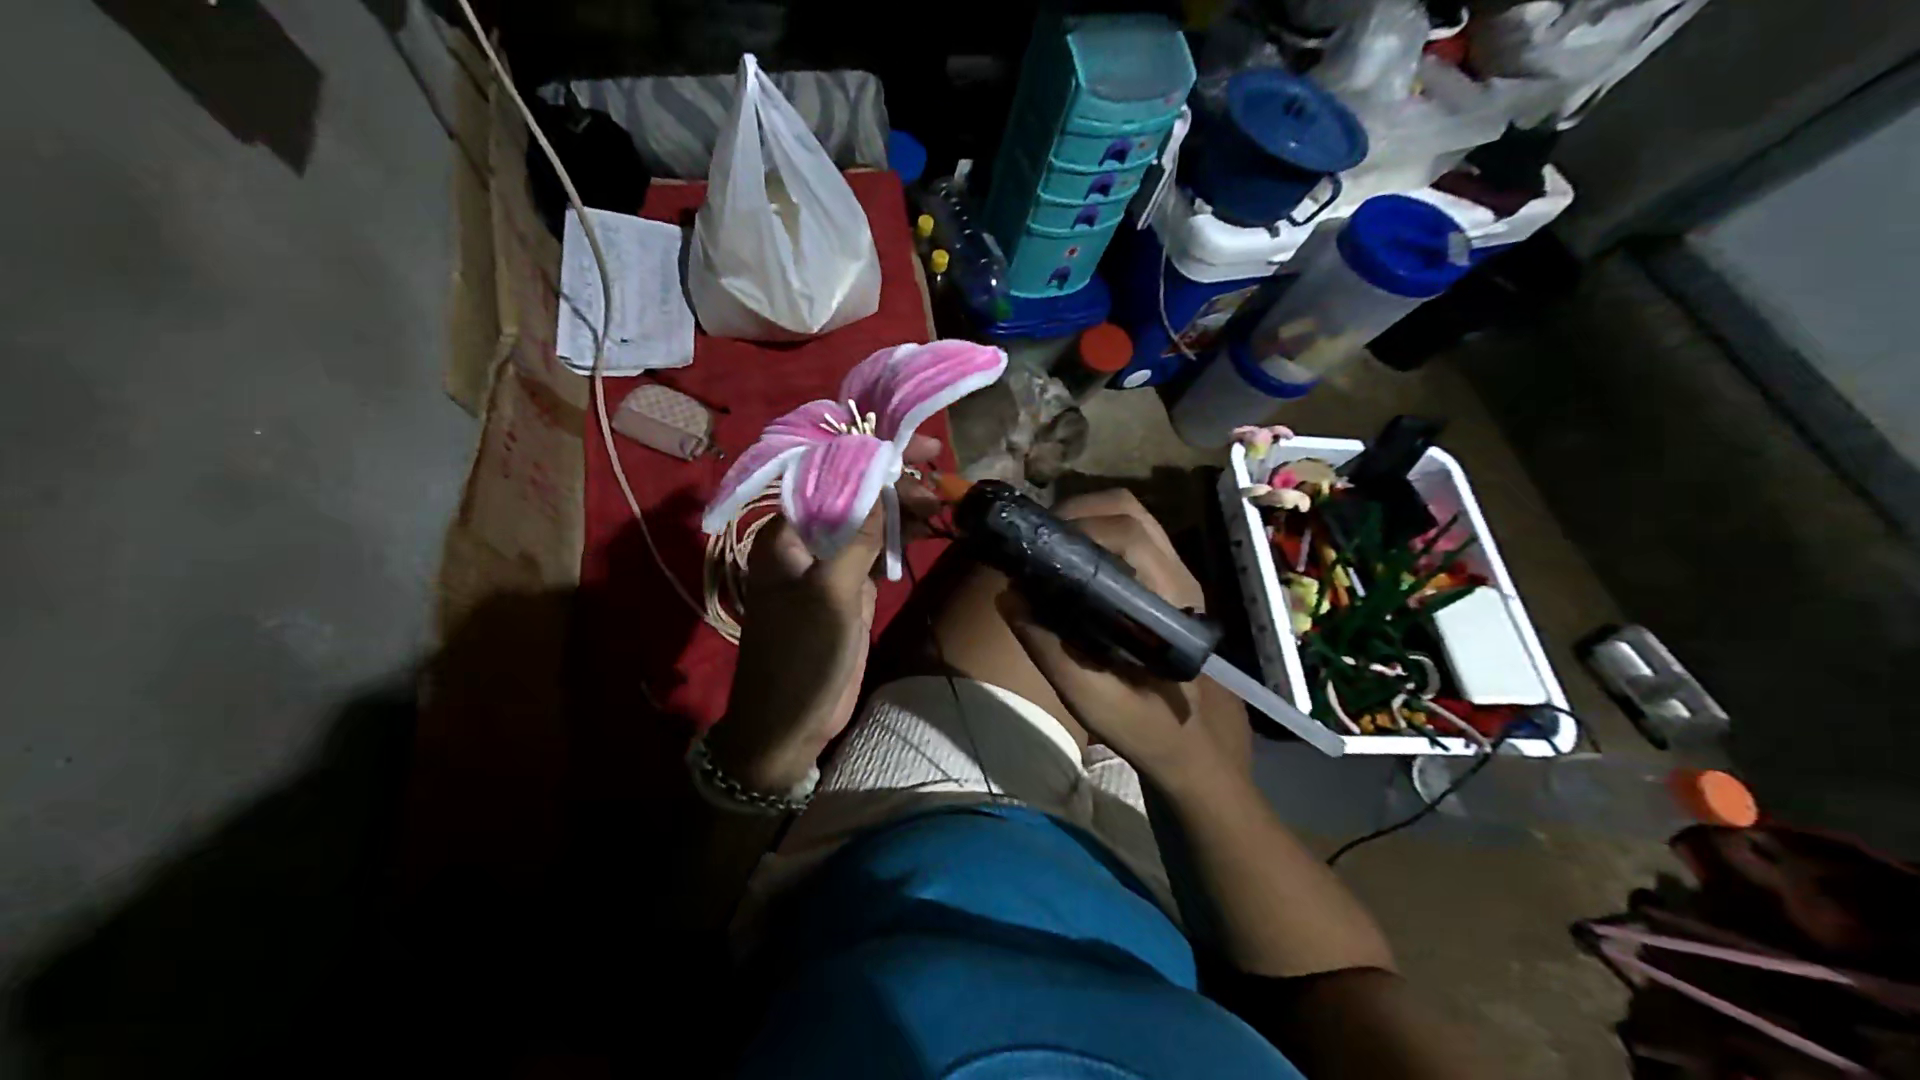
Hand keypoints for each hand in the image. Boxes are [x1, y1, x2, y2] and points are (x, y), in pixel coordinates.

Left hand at [704, 436, 940, 791]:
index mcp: (786, 532)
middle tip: (941, 480)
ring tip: (943, 502)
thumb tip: (883, 486)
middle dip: (895, 483)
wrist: (790, 724)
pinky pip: (877, 551)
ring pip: (869, 522)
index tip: (916, 447)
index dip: (872, 454)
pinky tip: (928, 528)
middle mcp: (806, 540)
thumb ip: (858, 540)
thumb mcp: (830, 596)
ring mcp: (829, 564)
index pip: (830, 475)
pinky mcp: (848, 588)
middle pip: (854, 495)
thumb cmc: (800, 658)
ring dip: (903, 510)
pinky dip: (902, 539)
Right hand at [1003, 489, 1250, 792]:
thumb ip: (1050, 650)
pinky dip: (1092, 530)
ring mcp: (1173, 573)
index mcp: (1169, 600)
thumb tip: (1008, 596)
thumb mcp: (1093, 700)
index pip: (1128, 533)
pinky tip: (1067, 560)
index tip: (1035, 547)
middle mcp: (1176, 574)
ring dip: (1083, 517)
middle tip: (1034, 540)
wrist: (1194, 742)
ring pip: (1128, 514)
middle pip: (1127, 510)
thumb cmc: (1148, 725)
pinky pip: (1127, 533)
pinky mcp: (1162, 579)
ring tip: (1046, 545)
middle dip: (1075, 512)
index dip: (1078, 527)